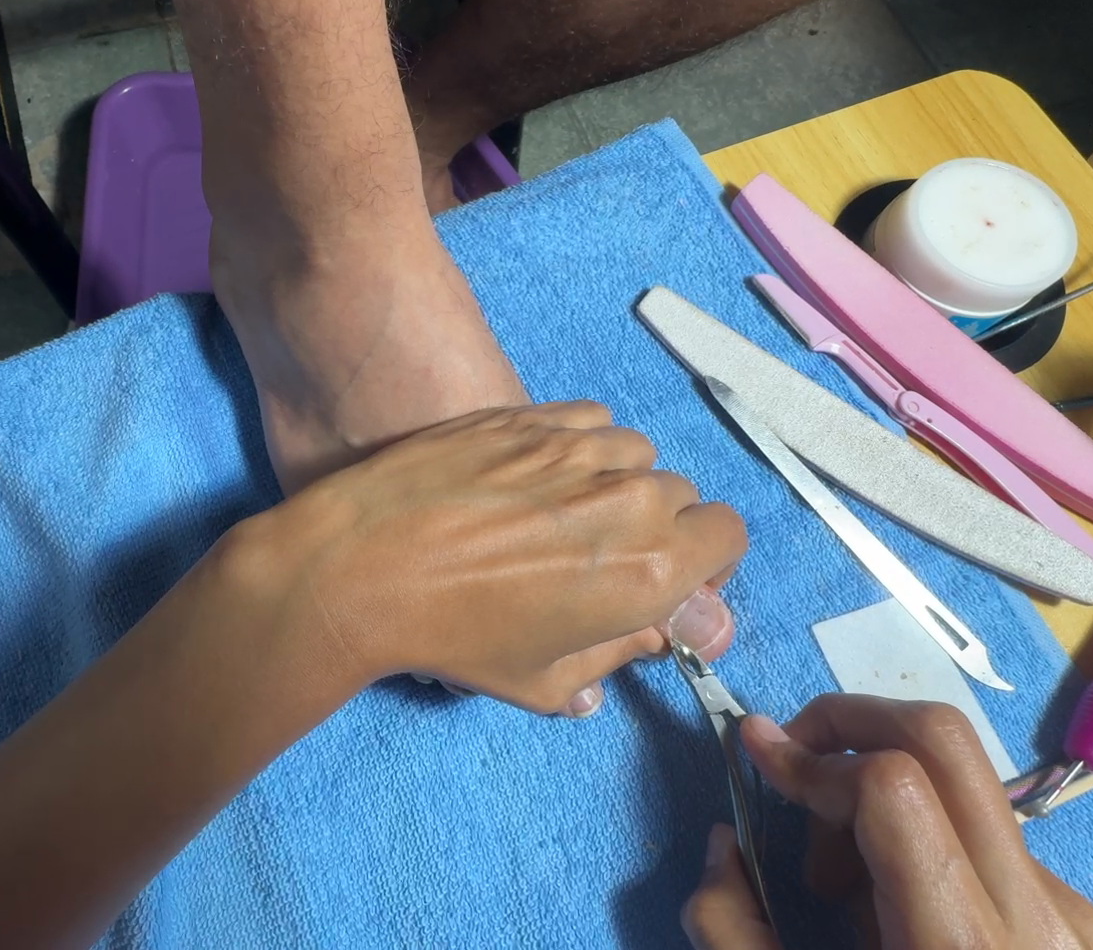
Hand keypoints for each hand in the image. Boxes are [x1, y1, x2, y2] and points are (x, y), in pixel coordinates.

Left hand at [227, 401, 745, 714]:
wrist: (365, 563)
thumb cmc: (452, 635)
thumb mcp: (543, 680)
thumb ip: (615, 658)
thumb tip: (645, 640)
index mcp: (648, 568)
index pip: (726, 538)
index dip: (703, 560)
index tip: (665, 575)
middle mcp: (628, 495)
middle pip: (680, 495)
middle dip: (654, 525)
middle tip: (599, 551)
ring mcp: (576, 444)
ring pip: (634, 452)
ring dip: (615, 479)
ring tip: (560, 507)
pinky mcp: (529, 412)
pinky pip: (586, 418)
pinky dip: (576, 443)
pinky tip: (530, 469)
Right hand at [683, 695, 1092, 949]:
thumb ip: (729, 926)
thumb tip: (726, 838)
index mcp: (961, 946)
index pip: (892, 784)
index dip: (809, 754)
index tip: (756, 755)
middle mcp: (1039, 916)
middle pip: (941, 738)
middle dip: (846, 720)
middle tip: (792, 761)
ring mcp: (1072, 913)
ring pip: (955, 779)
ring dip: (871, 789)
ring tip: (838, 880)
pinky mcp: (1080, 918)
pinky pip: (978, 826)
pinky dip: (910, 832)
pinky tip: (889, 907)